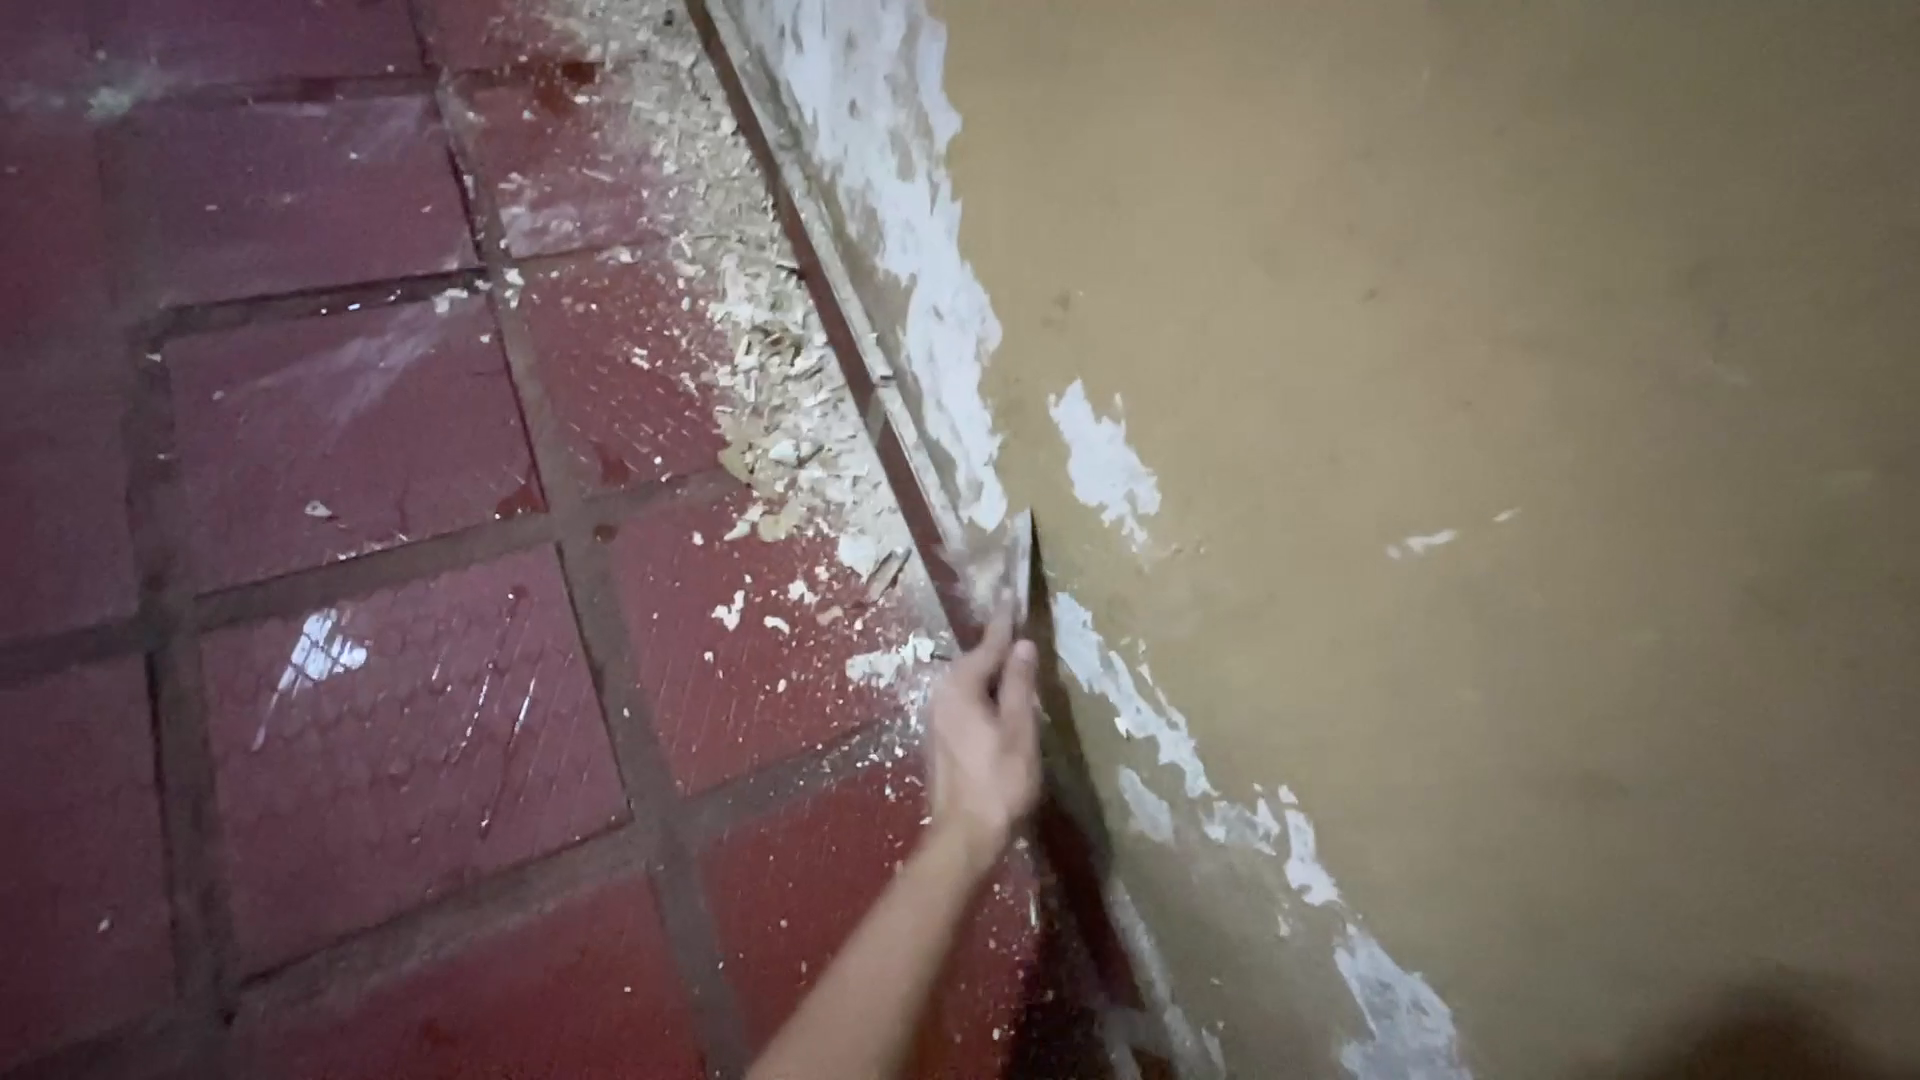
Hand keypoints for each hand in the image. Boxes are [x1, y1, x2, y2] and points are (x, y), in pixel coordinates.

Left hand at [925, 602, 1042, 878]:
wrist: (964, 834)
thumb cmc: (999, 781)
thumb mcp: (1019, 729)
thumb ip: (1019, 684)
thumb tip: (1021, 644)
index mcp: (960, 687)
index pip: (988, 645)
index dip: (1004, 623)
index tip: (1010, 596)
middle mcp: (941, 695)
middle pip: (975, 662)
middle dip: (997, 646)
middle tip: (1018, 626)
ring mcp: (936, 717)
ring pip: (968, 683)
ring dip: (991, 671)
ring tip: (1014, 659)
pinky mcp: (940, 736)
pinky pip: (964, 700)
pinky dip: (984, 693)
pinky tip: (1000, 699)